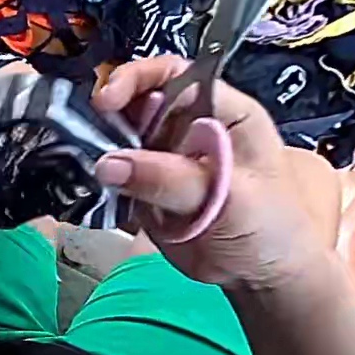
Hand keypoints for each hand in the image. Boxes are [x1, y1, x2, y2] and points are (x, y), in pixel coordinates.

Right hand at [92, 57, 340, 290]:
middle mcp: (187, 129)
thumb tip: (109, 164)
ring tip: (87, 162)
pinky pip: (115, 178)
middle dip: (111, 113)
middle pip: (139, 103)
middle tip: (86, 131)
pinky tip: (94, 187)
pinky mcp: (145, 191)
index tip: (109, 99)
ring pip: (121, 140)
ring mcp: (162, 161)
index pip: (176, 76)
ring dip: (100, 148)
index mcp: (221, 113)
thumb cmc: (268, 227)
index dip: (140, 79)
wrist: (260, 278)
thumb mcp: (229, 198)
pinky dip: (101, 180)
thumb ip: (170, 179)